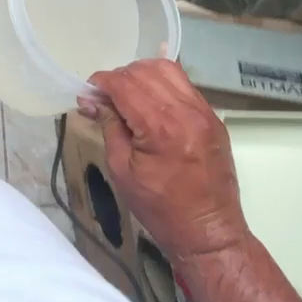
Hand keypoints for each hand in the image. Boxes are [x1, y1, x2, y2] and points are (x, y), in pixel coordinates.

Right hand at [79, 59, 250, 263]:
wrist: (208, 233)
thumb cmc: (160, 207)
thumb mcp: (121, 169)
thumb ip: (108, 125)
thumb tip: (89, 100)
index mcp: (160, 126)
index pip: (123, 83)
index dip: (100, 83)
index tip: (88, 94)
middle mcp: (185, 111)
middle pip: (142, 71)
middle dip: (118, 78)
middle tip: (105, 99)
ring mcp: (203, 112)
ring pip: (166, 68)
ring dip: (141, 74)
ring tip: (129, 95)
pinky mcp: (213, 118)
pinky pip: (184, 83)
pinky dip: (163, 82)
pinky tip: (151, 97)